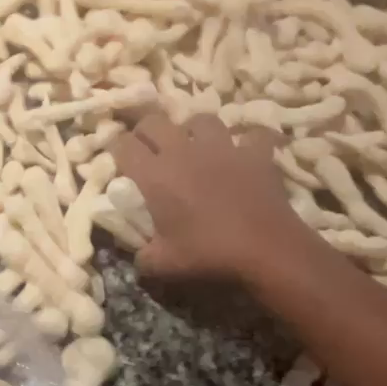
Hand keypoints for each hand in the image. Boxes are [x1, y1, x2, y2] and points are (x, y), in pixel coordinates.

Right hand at [108, 111, 318, 285]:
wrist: (268, 251)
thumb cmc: (209, 255)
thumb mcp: (164, 265)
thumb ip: (142, 258)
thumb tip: (138, 259)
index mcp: (154, 174)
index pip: (122, 145)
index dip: (117, 150)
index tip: (121, 163)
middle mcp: (183, 151)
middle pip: (153, 122)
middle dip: (146, 133)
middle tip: (150, 150)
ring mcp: (221, 148)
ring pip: (200, 120)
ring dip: (194, 131)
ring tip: (196, 147)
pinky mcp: (255, 154)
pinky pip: (253, 135)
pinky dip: (250, 141)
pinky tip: (246, 152)